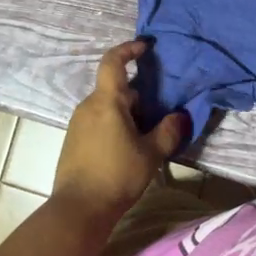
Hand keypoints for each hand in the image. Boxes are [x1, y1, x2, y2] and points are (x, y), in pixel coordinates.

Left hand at [52, 40, 190, 225]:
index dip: (128, 50)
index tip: (145, 47)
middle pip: (116, 89)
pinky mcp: (74, 141)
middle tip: (160, 111)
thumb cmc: (117, 175)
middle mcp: (88, 106)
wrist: (78, 208)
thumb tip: (180, 116)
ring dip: (127, 113)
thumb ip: (168, 131)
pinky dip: (115, 125)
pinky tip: (129, 148)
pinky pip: (98, 122)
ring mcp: (78, 123)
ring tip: (148, 133)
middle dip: (138, 95)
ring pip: (107, 107)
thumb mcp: (151, 154)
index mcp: (106, 101)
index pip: (113, 62)